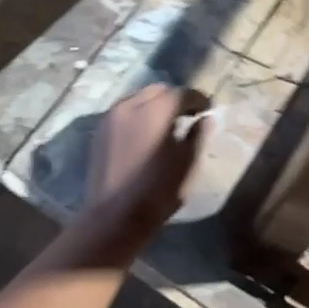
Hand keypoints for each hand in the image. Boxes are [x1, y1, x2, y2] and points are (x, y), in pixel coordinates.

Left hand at [83, 84, 211, 238]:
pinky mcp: (99, 132)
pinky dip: (138, 116)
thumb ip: (198, 136)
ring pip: (138, 100)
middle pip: (157, 91)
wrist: (115, 216)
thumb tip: (205, 119)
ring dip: (155, 106)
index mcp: (155, 111)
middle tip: (189, 115)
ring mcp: (110, 118)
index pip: (181, 93)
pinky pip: (124, 114)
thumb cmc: (157, 192)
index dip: (198, 99)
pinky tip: (146, 134)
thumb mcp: (187, 164)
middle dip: (175, 99)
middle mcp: (129, 106)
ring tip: (167, 125)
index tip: (209, 109)